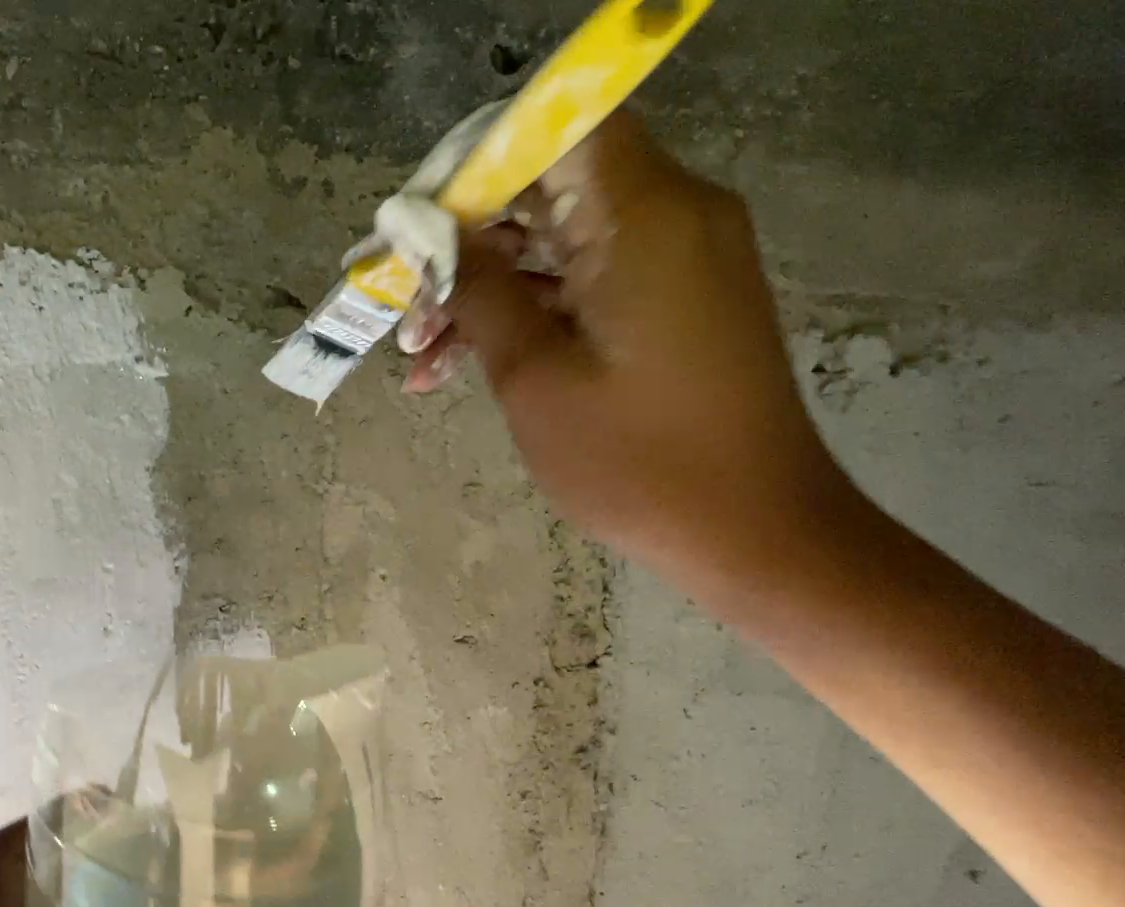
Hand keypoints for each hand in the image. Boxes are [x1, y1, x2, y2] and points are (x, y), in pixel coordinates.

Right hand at [400, 111, 861, 590]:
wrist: (753, 530)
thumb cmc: (636, 460)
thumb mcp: (533, 375)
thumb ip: (476, 288)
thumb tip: (424, 228)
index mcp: (644, 215)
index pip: (553, 129)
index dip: (474, 162)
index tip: (414, 225)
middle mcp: (671, 211)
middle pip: (546, 185)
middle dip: (463, 240)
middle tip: (401, 303)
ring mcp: (676, 254)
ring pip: (555, 238)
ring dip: (484, 286)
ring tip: (417, 354)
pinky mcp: (673, 295)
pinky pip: (584, 276)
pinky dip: (526, 310)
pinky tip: (459, 364)